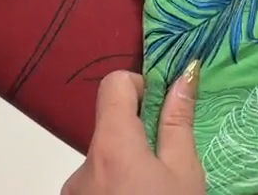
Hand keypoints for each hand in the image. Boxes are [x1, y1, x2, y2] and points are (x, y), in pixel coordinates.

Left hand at [63, 65, 204, 194]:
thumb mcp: (183, 171)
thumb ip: (178, 121)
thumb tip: (184, 75)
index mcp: (111, 145)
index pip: (113, 84)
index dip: (141, 88)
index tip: (161, 110)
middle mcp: (83, 165)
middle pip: (113, 124)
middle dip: (140, 132)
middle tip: (166, 159)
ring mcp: (73, 191)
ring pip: (106, 155)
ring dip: (127, 162)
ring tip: (151, 188)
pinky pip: (95, 182)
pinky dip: (114, 184)